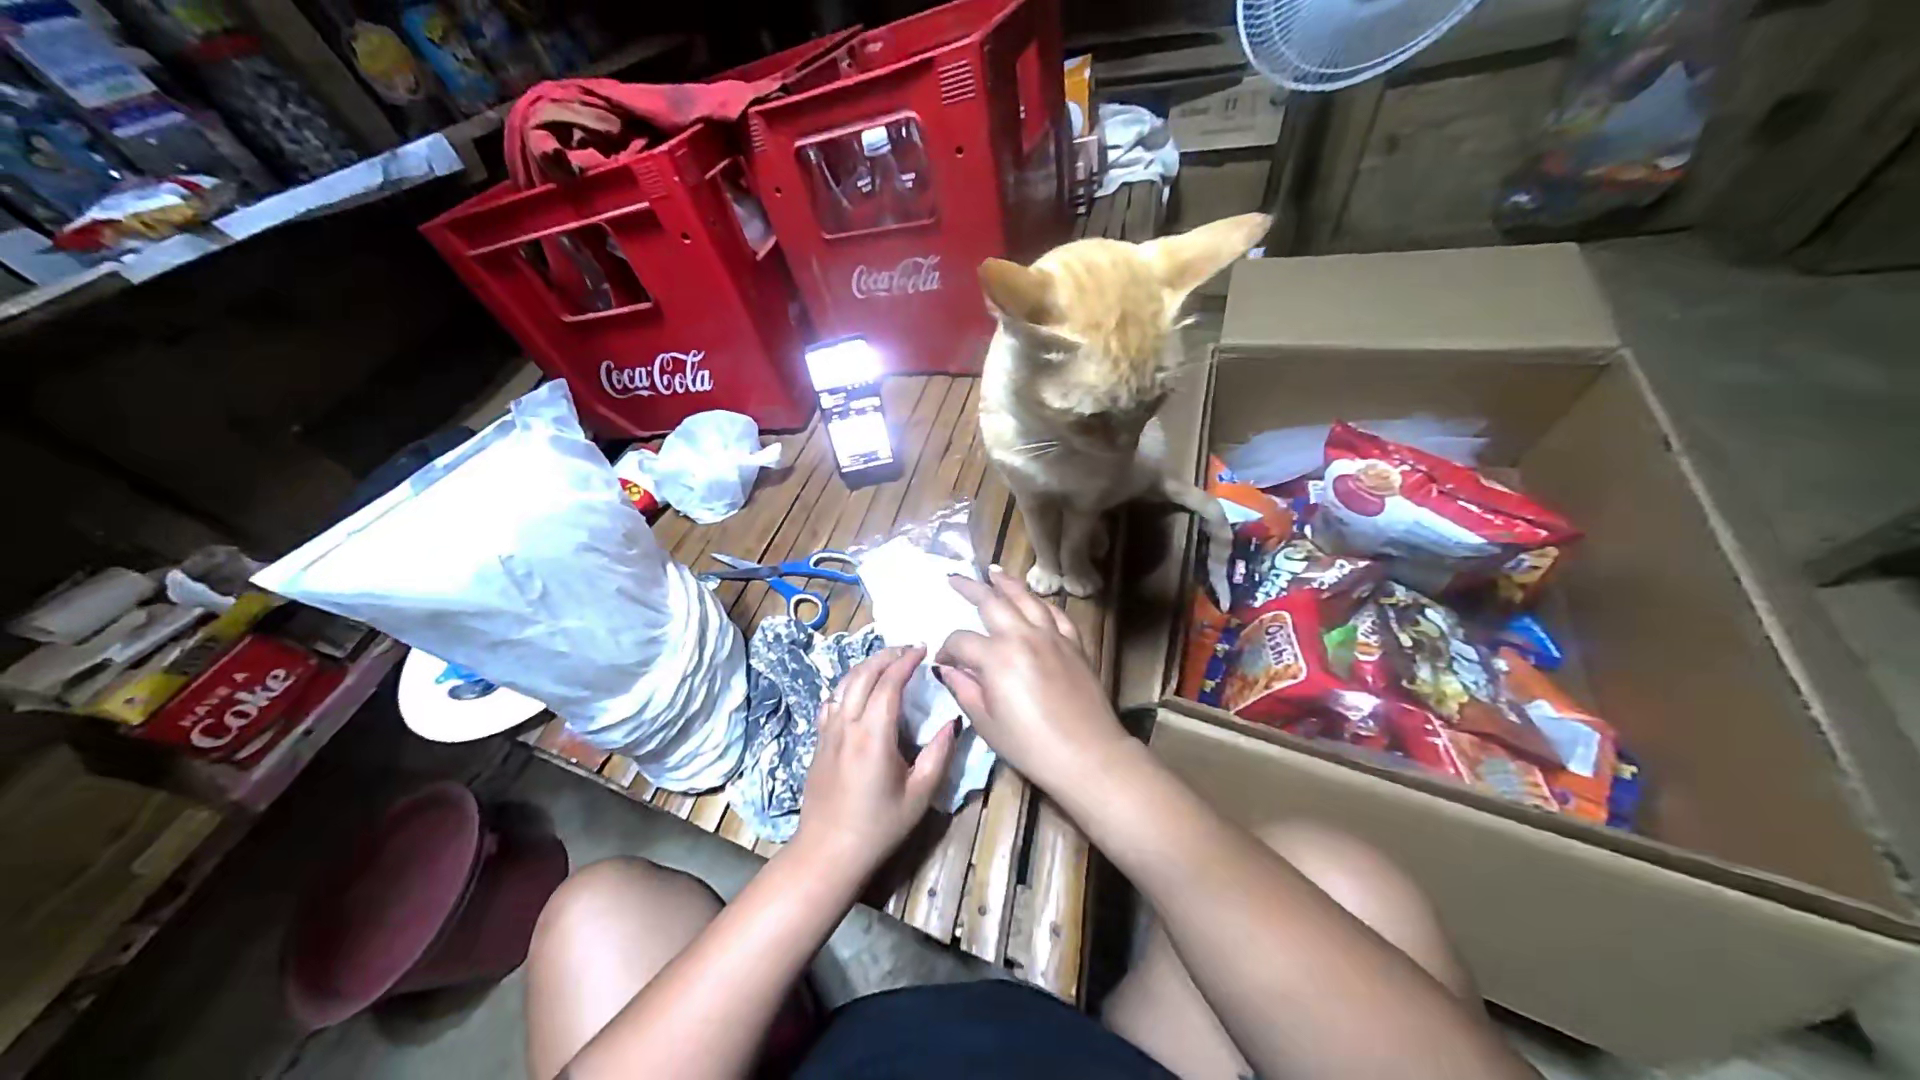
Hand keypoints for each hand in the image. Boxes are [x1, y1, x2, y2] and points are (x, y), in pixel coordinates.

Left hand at [794, 646, 955, 875]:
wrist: (827, 852)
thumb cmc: (878, 827)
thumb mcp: (920, 795)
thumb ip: (938, 754)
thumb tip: (952, 722)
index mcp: (873, 735)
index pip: (889, 682)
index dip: (906, 661)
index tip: (923, 649)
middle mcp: (847, 725)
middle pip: (863, 674)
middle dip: (886, 655)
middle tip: (908, 649)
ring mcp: (828, 732)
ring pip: (844, 684)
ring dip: (866, 666)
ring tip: (887, 661)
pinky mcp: (818, 742)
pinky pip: (832, 701)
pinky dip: (848, 685)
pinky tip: (859, 689)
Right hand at [935, 566, 1129, 795]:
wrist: (1088, 754)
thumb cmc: (1031, 745)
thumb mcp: (987, 723)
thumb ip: (965, 689)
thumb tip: (948, 669)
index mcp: (997, 657)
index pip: (962, 640)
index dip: (947, 649)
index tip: (943, 662)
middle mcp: (1023, 636)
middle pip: (993, 602)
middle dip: (971, 588)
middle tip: (956, 578)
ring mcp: (1052, 637)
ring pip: (1027, 600)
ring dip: (1008, 584)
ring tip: (994, 572)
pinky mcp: (1074, 645)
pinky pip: (1056, 615)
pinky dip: (1042, 604)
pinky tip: (1035, 600)